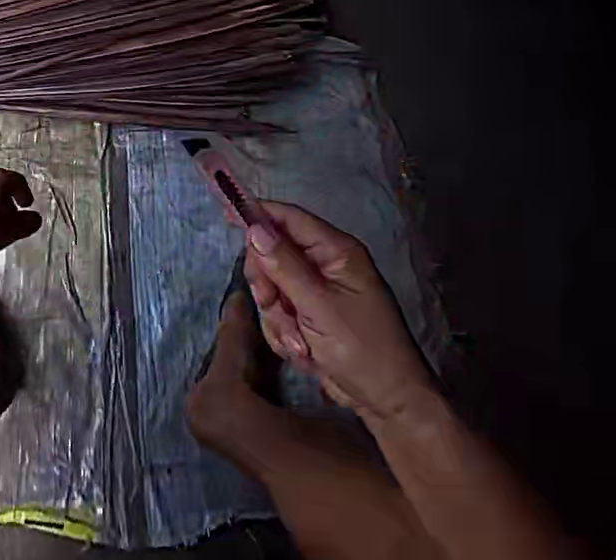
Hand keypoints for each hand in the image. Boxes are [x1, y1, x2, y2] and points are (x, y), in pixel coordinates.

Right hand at [243, 201, 432, 420]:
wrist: (388, 403)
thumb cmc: (363, 349)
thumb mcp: (319, 306)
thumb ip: (284, 266)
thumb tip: (254, 228)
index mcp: (335, 251)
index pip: (289, 218)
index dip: (257, 213)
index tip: (226, 212)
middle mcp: (324, 264)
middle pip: (272, 254)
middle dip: (268, 284)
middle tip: (272, 304)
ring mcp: (316, 291)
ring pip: (271, 287)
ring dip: (277, 316)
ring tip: (299, 341)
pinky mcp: (309, 315)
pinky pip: (278, 312)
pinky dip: (283, 331)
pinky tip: (303, 351)